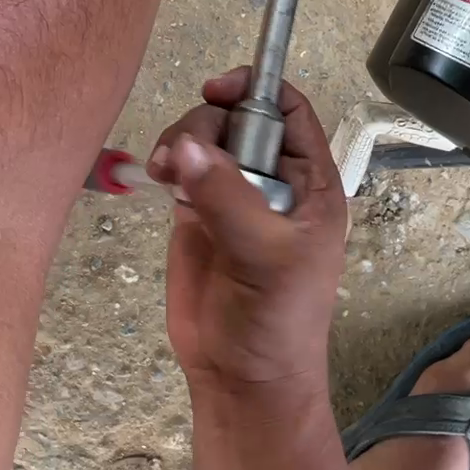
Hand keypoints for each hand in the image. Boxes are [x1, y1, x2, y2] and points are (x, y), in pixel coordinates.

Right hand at [146, 69, 348, 396]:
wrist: (240, 378)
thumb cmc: (275, 321)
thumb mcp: (265, 256)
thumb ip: (228, 197)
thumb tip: (185, 147)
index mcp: (308, 184)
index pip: (289, 112)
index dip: (257, 90)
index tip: (216, 90)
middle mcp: (271, 181)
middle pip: (235, 119)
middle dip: (206, 125)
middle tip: (182, 154)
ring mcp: (232, 195)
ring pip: (204, 138)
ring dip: (181, 142)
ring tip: (165, 170)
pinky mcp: (197, 212)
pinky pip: (181, 166)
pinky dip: (167, 163)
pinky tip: (160, 178)